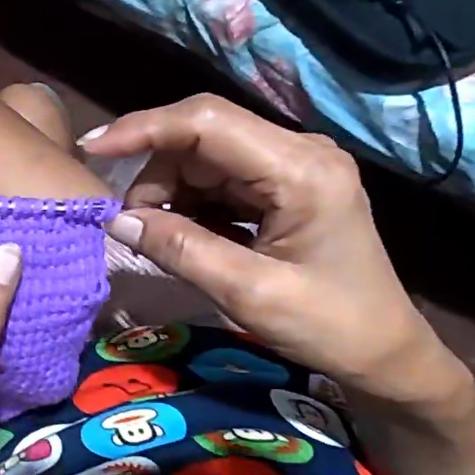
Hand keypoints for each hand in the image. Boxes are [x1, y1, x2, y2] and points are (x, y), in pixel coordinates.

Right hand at [81, 95, 468, 407]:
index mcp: (300, 169)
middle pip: (198, 137)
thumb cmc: (329, 326)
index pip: (206, 122)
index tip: (90, 149)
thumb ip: (180, 250)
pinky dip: (187, 205)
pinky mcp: (279, 185)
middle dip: (154, 176)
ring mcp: (289, 165)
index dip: (142, 128)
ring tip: (161, 240)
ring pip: (200, 157)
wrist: (384, 352)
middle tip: (132, 227)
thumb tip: (117, 221)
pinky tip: (184, 236)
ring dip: (167, 193)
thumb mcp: (248, 293)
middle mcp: (296, 151)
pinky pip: (214, 179)